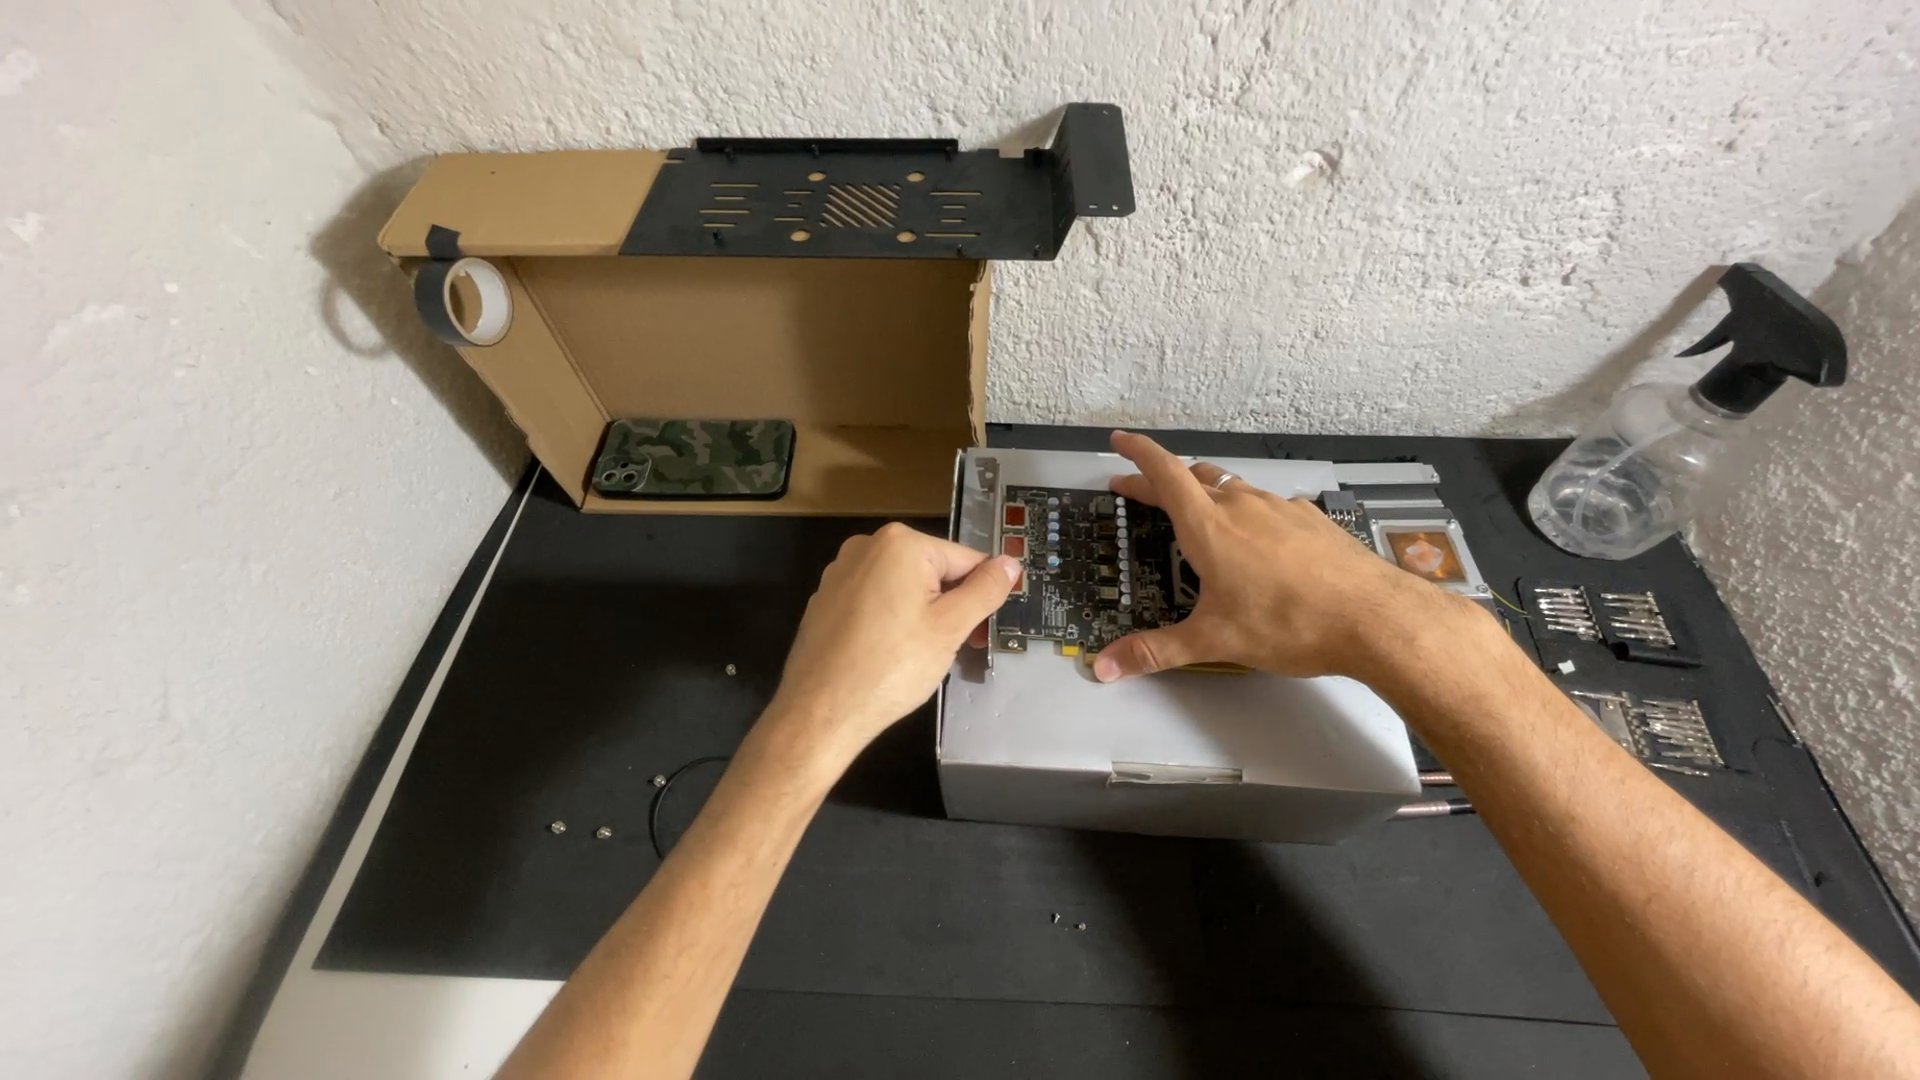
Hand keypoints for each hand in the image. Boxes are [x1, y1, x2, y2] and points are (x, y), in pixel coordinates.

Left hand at [767, 523, 1020, 762]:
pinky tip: (889, 655)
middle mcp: (866, 546)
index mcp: (900, 543)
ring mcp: (841, 572)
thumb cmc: (891, 667)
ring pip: (904, 588)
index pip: (965, 560)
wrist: (820, 712)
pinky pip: (875, 601)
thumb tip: (1010, 563)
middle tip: (955, 648)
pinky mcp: (826, 599)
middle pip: (933, 571)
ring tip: (921, 657)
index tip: (983, 631)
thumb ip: (985, 591)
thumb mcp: (950, 628)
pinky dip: (890, 622)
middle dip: (950, 606)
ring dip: (922, 615)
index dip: (981, 596)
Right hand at [1094, 431, 1479, 682]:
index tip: (1118, 440)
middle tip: (1135, 489)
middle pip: (1190, 478)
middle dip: (1157, 481)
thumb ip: (1153, 652)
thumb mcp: (1213, 641)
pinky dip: (1244, 511)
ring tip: (1193, 513)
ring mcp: (1280, 508)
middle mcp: (1241, 505)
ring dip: (1202, 493)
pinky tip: (1255, 538)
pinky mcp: (1310, 520)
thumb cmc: (1289, 624)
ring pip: (1230, 486)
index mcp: (1209, 526)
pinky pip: (1265, 504)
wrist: (1376, 618)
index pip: (1164, 472)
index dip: (1137, 453)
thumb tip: (1102, 668)